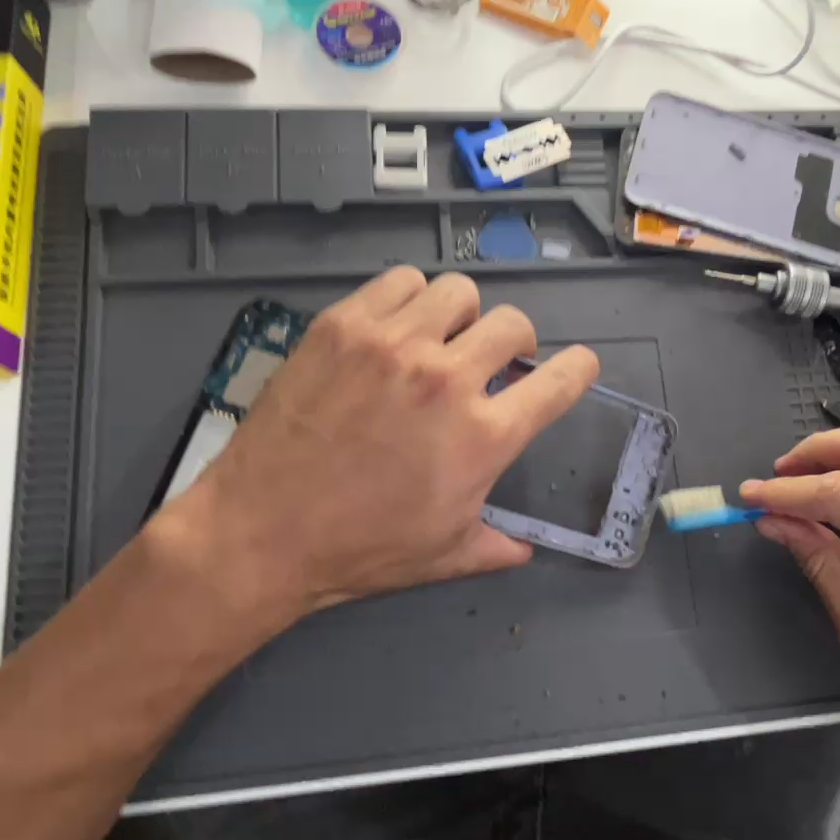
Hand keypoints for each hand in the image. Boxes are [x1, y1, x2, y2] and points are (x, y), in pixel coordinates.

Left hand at [156, 267, 598, 631]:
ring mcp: (394, 344)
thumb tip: (524, 550)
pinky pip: (400, 282)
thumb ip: (496, 546)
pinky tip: (395, 328)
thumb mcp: (444, 556)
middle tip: (491, 363)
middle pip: (513, 324)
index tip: (575, 367)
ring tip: (440, 340)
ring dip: (461, 316)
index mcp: (485, 437)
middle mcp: (449, 378)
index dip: (578, 369)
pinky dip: (410, 299)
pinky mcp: (344, 325)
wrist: (262, 531)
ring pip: (458, 292)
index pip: (559, 382)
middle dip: (515, 343)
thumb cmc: (359, 550)